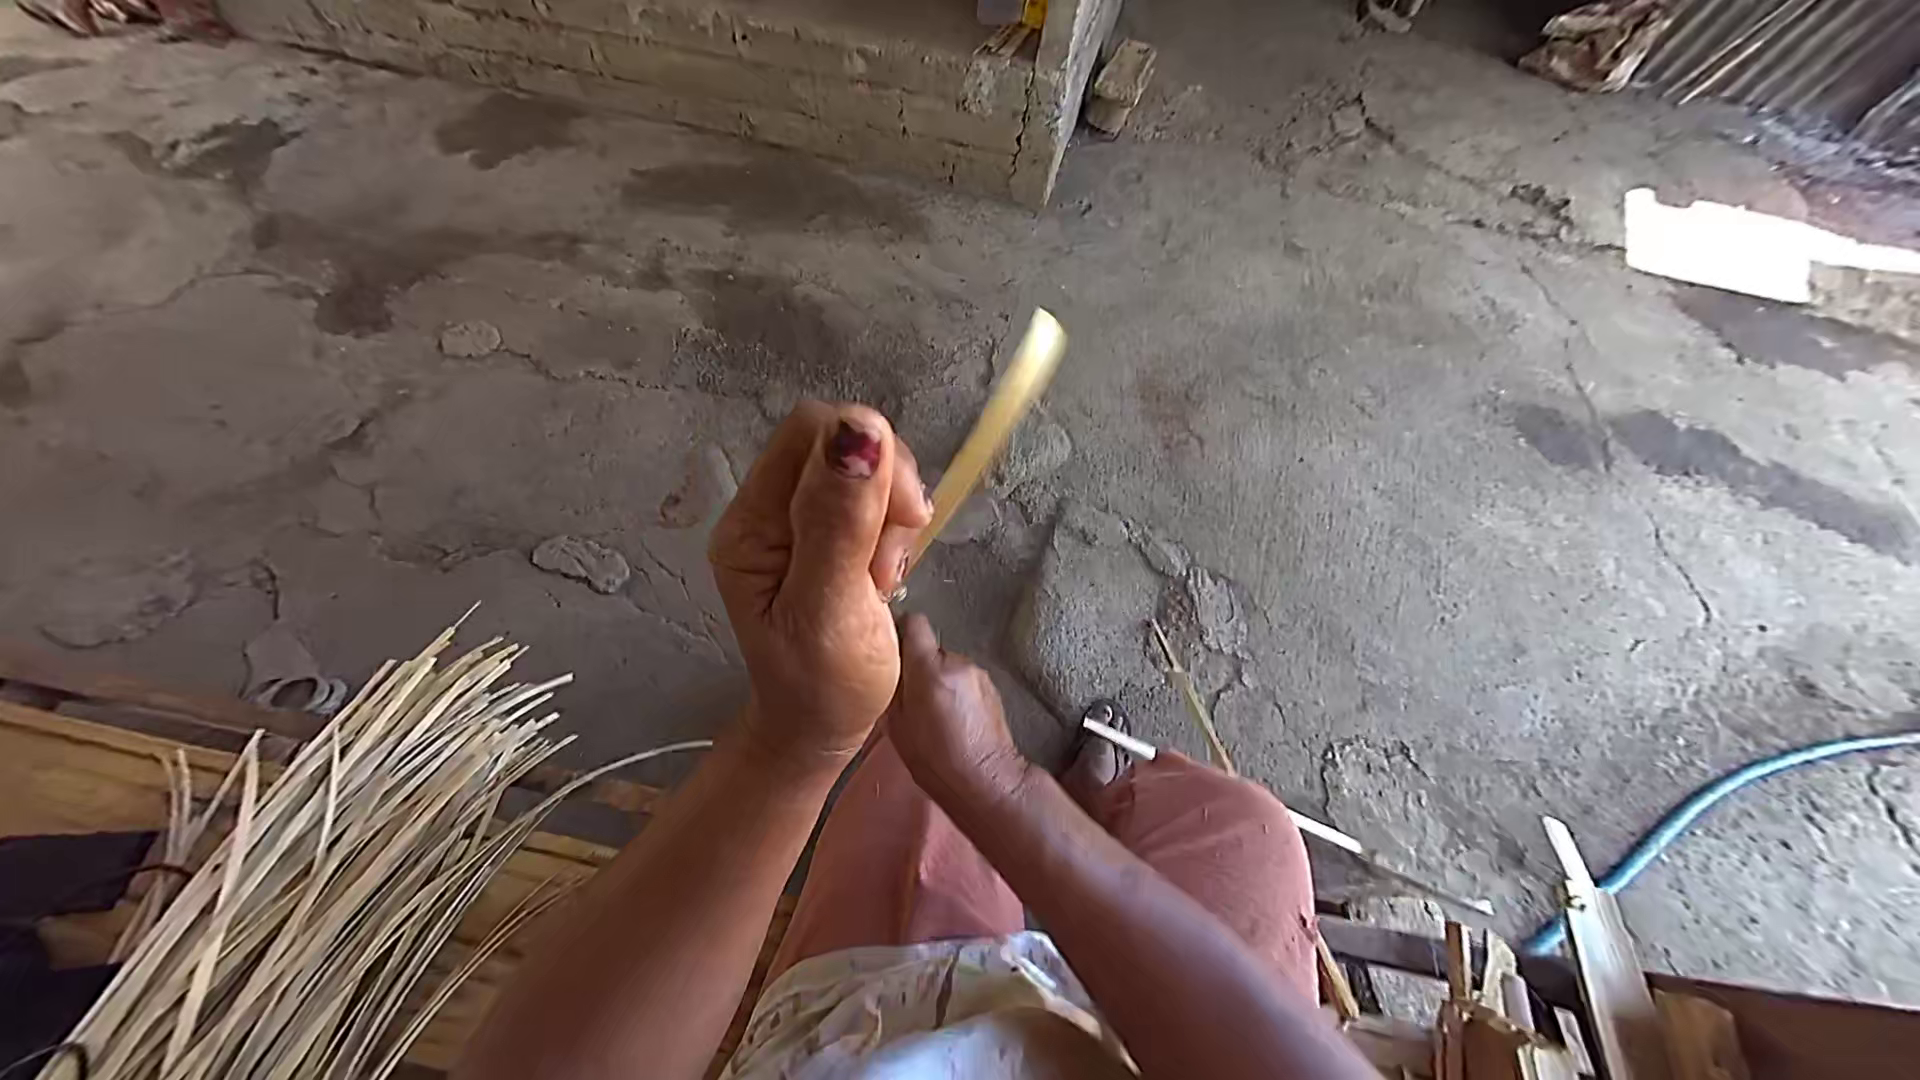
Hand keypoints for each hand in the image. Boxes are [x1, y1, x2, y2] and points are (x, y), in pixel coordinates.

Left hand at [709, 402, 929, 762]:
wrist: (824, 722)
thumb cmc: (824, 684)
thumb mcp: (829, 610)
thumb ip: (839, 522)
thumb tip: (859, 428)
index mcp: (752, 523)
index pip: (810, 431)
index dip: (866, 455)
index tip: (902, 514)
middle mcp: (770, 509)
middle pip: (842, 441)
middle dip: (887, 488)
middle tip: (888, 557)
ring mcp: (800, 519)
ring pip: (868, 467)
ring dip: (895, 513)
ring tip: (882, 575)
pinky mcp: (830, 530)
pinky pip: (877, 498)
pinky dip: (896, 526)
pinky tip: (884, 572)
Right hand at [888, 614, 1029, 804]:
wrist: (986, 781)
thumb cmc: (936, 761)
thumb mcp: (896, 726)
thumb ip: (892, 687)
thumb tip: (887, 667)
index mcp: (929, 669)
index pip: (914, 623)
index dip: (900, 630)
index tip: (891, 646)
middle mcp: (956, 662)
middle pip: (930, 648)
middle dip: (918, 666)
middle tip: (909, 695)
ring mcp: (977, 672)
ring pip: (947, 664)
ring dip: (938, 679)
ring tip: (934, 713)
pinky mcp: (991, 686)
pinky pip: (963, 678)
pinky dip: (955, 690)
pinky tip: (953, 718)